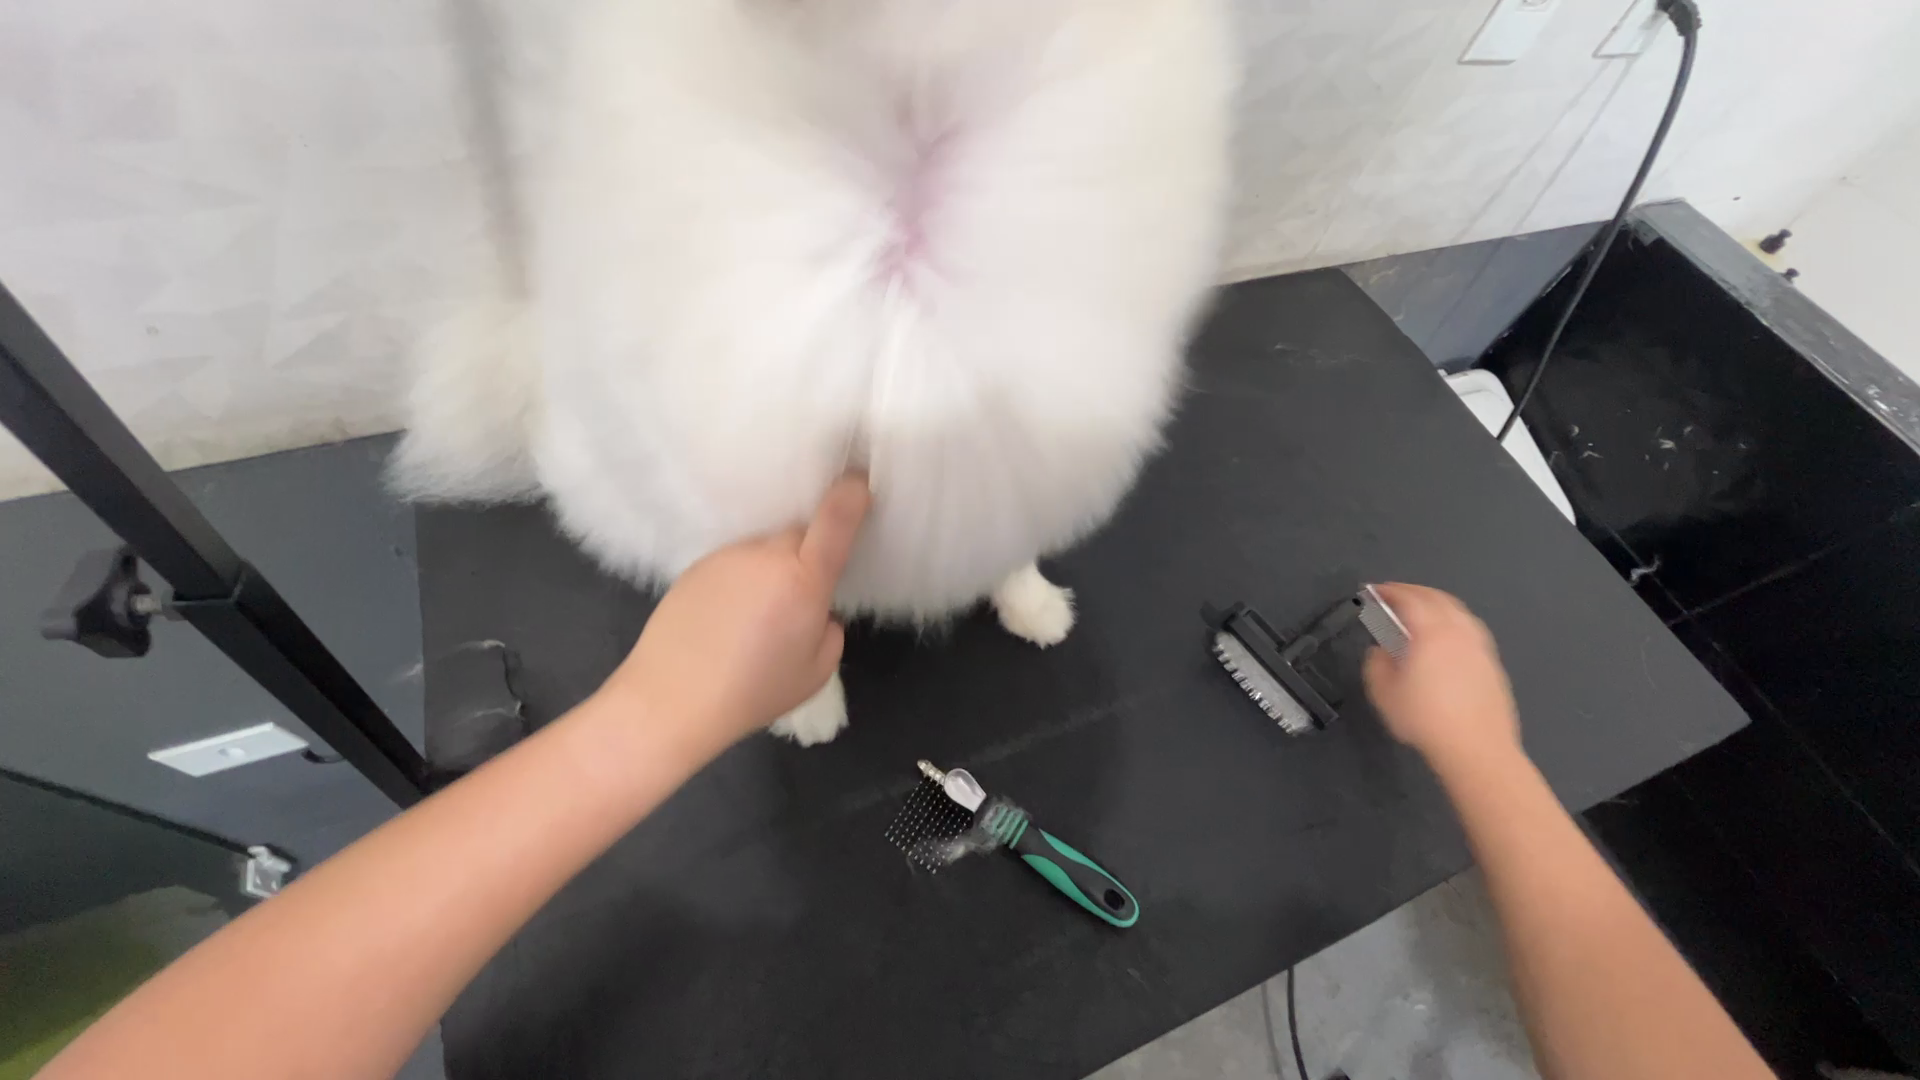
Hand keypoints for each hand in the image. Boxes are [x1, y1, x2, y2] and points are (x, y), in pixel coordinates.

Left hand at [593, 475, 871, 752]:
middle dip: (808, 555)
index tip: (860, 480)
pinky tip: (727, 619)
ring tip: (757, 618)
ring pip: (764, 549)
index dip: (852, 494)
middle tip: (800, 599)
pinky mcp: (697, 567)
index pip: (835, 520)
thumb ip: (830, 629)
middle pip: (799, 534)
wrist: (670, 700)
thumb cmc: (754, 690)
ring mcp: (727, 558)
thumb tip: (817, 612)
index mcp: (803, 580)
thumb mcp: (817, 671)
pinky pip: (735, 562)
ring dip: (771, 570)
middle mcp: (765, 557)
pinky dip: (742, 580)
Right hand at [1362, 583, 1520, 771]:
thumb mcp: (1383, 692)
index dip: (1389, 591)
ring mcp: (1479, 647)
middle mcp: (1458, 633)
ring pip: (1458, 611)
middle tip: (1392, 594)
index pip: (1409, 599)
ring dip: (1435, 603)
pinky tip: (1443, 636)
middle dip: (1412, 591)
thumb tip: (1381, 650)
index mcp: (1430, 634)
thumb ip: (1376, 662)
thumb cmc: (1424, 719)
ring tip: (1418, 610)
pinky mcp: (1492, 663)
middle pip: (1437, 598)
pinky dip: (1452, 620)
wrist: (1476, 749)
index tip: (1373, 591)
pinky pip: (1469, 628)